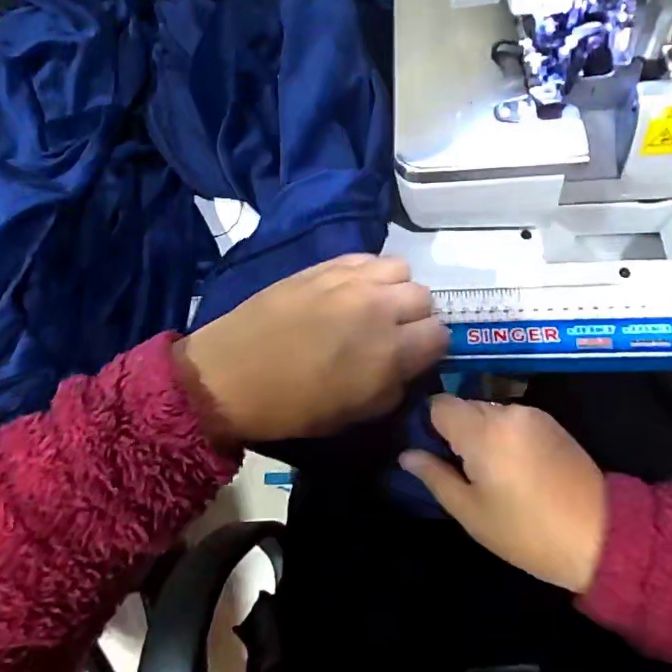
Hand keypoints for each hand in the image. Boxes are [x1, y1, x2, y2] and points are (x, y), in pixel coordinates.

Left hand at [176, 254, 449, 442]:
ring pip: (400, 268)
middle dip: (416, 316)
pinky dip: (368, 272)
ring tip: (374, 305)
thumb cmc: (292, 407)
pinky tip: (351, 289)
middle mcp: (378, 307)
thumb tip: (408, 365)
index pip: (440, 334)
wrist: (230, 374)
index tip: (415, 355)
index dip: (430, 347)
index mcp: (390, 351)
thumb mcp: (355, 414)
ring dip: (395, 288)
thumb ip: (394, 386)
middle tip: (394, 331)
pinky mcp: (324, 265)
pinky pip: (366, 257)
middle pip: (424, 296)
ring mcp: (350, 280)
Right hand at [401, 396, 606, 592]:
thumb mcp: (471, 513)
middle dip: (455, 429)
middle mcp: (505, 411)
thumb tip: (407, 454)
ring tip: (490, 471)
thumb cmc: (527, 531)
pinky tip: (514, 465)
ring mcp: (531, 413)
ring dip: (480, 431)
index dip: (429, 424)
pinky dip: (504, 433)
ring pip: (488, 410)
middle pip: (464, 405)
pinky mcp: (551, 421)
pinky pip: (512, 417)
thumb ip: (435, 476)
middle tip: (460, 468)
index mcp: (482, 431)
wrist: (602, 535)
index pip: (439, 404)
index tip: (431, 451)